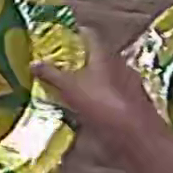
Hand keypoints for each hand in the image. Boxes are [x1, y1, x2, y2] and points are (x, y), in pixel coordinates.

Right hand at [33, 28, 163, 146]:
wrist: (140, 140)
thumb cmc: (103, 104)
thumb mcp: (70, 87)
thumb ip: (51, 74)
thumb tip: (33, 63)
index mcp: (105, 55)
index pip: (89, 34)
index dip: (74, 32)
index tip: (58, 36)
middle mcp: (120, 66)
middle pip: (97, 56)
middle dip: (79, 59)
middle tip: (59, 63)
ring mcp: (129, 86)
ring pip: (105, 76)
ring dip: (90, 80)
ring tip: (70, 87)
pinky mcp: (134, 105)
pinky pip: (112, 94)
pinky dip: (99, 97)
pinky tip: (87, 107)